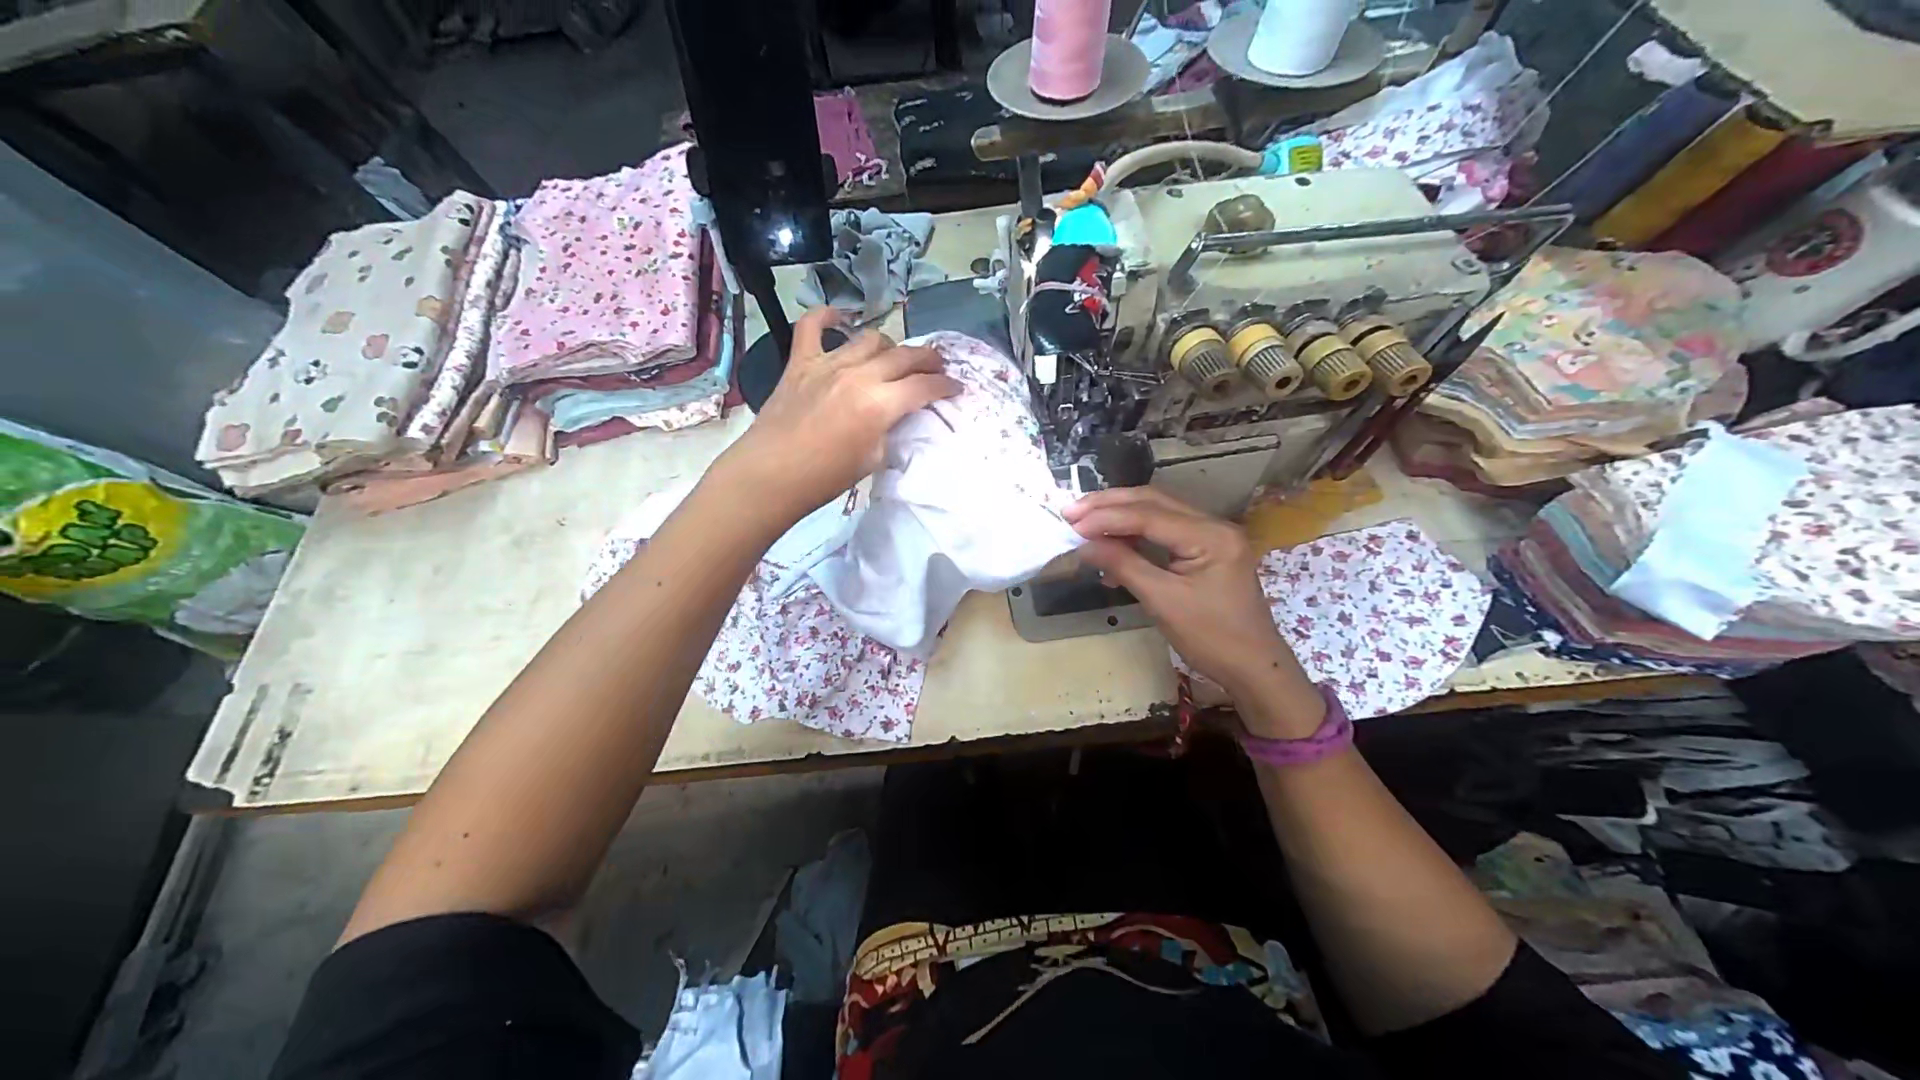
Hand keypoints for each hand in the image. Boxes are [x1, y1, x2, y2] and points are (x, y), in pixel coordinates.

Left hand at [718, 308, 960, 525]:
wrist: (770, 475)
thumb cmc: (824, 478)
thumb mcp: (872, 458)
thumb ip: (889, 428)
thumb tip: (896, 412)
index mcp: (878, 404)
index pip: (924, 386)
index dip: (946, 386)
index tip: (956, 388)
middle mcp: (857, 375)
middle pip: (904, 355)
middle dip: (928, 360)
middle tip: (937, 368)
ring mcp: (827, 363)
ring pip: (870, 339)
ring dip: (890, 347)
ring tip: (894, 358)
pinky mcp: (800, 362)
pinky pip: (812, 326)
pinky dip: (828, 317)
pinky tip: (840, 318)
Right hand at [1064, 487, 1324, 737]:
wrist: (1254, 667)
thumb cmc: (1212, 638)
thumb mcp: (1163, 602)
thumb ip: (1124, 565)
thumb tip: (1084, 545)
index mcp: (1211, 536)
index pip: (1149, 515)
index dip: (1106, 517)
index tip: (1071, 522)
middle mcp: (1214, 525)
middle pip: (1154, 502)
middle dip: (1110, 505)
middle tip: (1071, 512)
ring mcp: (1212, 536)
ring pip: (1158, 513)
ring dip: (1120, 517)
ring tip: (1084, 524)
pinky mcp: (1206, 550)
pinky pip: (1165, 532)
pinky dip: (1135, 536)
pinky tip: (1111, 550)